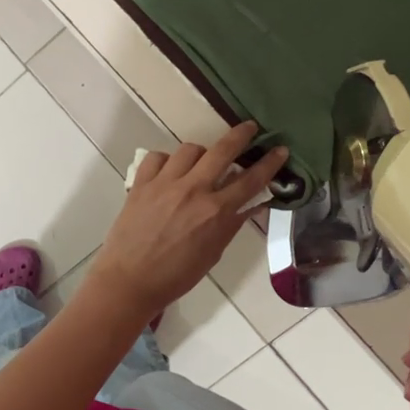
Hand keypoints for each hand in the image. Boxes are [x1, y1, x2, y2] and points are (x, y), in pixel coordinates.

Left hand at [84, 123, 288, 325]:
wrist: (129, 281)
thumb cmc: (175, 276)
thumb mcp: (212, 254)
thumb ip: (230, 225)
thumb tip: (251, 205)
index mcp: (215, 212)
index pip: (250, 180)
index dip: (269, 163)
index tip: (281, 150)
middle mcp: (192, 191)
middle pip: (222, 151)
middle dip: (240, 136)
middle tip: (249, 128)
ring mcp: (163, 185)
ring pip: (189, 150)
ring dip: (201, 152)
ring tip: (201, 161)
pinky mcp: (139, 186)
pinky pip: (155, 158)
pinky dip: (165, 160)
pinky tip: (168, 170)